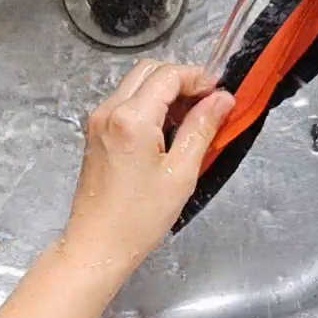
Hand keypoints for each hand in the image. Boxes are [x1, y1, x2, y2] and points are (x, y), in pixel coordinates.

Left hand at [60, 61, 233, 268]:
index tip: (219, 92)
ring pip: (135, 85)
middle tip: (207, 102)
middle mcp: (108, 111)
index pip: (168, 75)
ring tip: (191, 119)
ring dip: (164, 92)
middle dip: (180, 80)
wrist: (97, 246)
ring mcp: (97, 121)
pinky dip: (148, 106)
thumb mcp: (181, 172)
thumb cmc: (140, 217)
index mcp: (131, 117)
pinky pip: (124, 104)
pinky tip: (166, 131)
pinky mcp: (95, 134)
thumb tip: (222, 99)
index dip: (198, 77)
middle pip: (148, 71)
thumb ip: (202, 128)